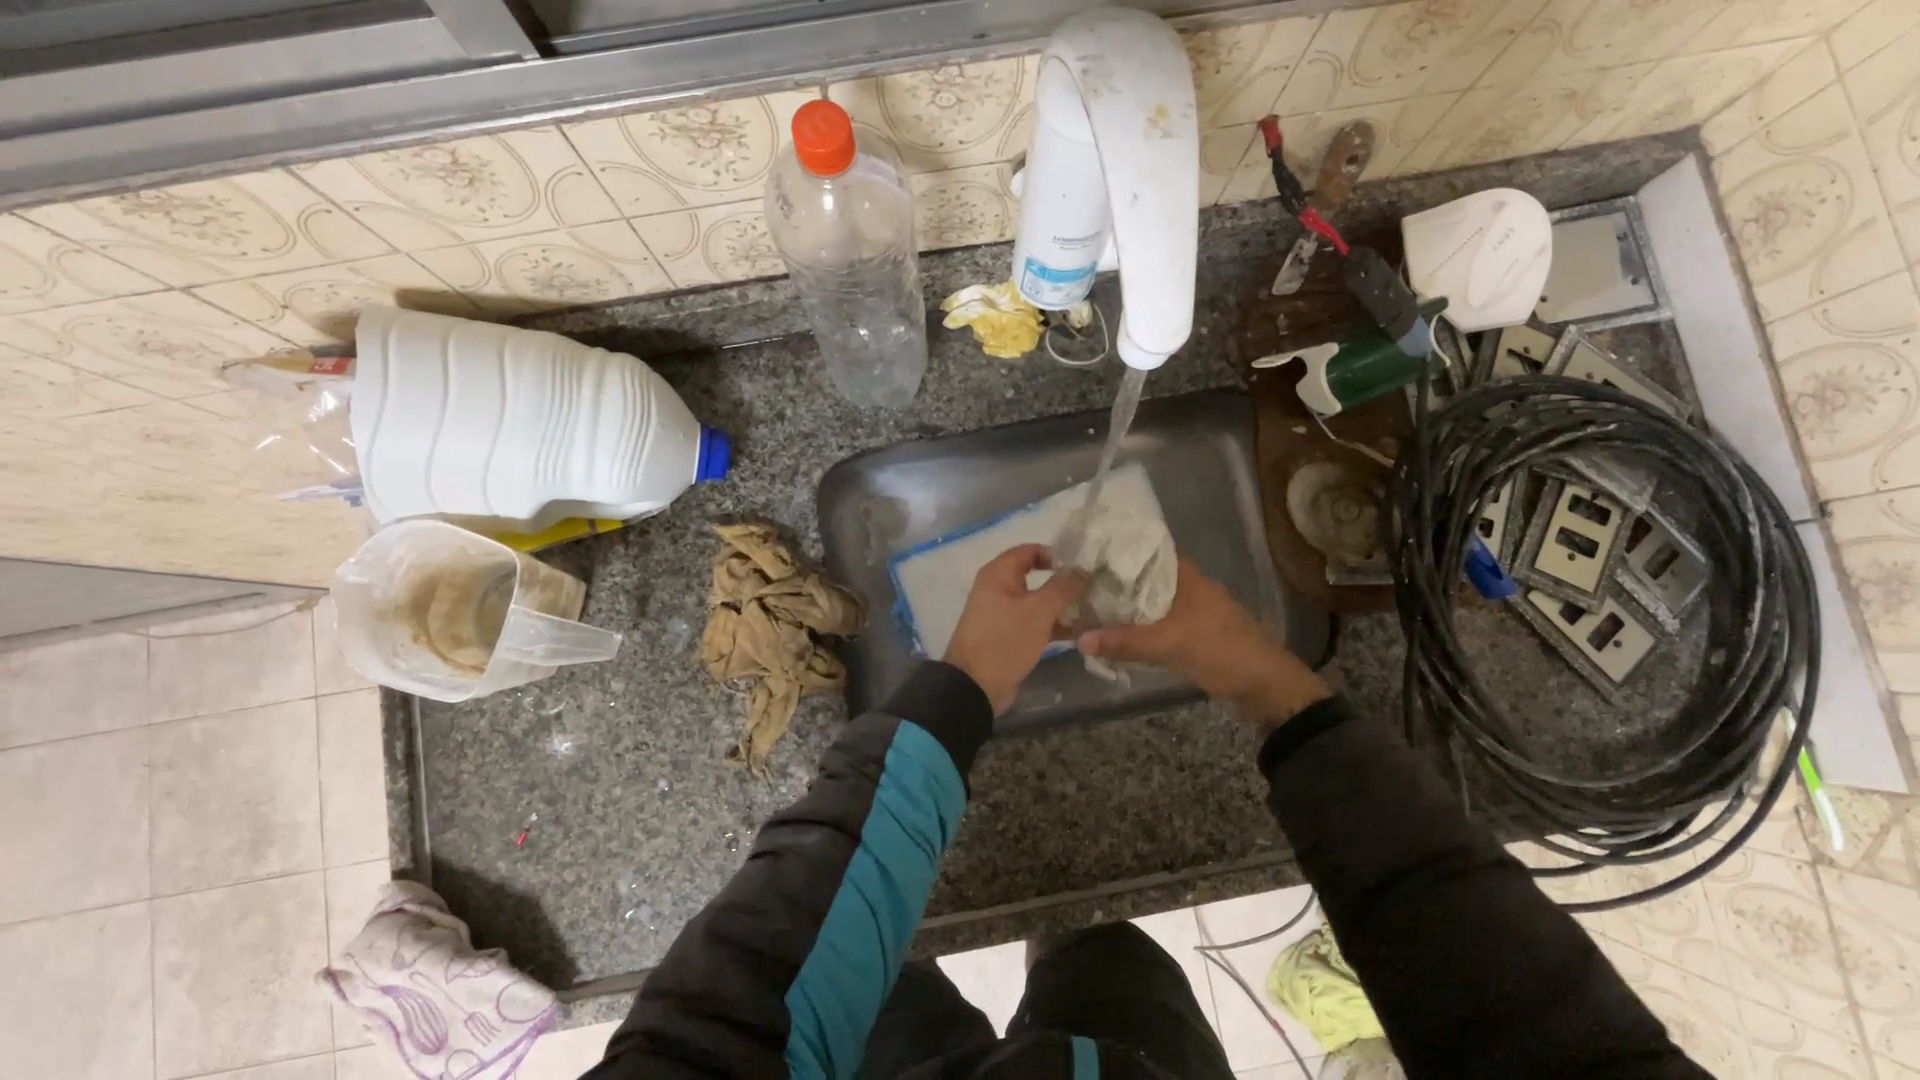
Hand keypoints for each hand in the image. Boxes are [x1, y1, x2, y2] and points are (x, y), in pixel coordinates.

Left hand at [944, 544, 1086, 714]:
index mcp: (998, 574)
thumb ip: (1062, 587)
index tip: (1084, 565)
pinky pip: (1034, 622)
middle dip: (1064, 582)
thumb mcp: (1038, 610)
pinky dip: (1053, 624)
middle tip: (1094, 587)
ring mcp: (1002, 613)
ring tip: (1094, 610)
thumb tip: (1082, 570)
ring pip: (1037, 602)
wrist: (975, 686)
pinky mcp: (1008, 635)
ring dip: (1062, 606)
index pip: (1030, 550)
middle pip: (1036, 576)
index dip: (1056, 553)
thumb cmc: (1005, 639)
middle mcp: (998, 588)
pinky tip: (1080, 632)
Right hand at [1077, 556, 1329, 730]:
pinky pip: (1162, 624)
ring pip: (1155, 603)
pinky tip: (1122, 634)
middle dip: (1119, 582)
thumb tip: (1079, 639)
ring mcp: (1196, 612)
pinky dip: (1143, 627)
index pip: (1151, 551)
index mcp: (1188, 578)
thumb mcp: (1169, 645)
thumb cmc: (1222, 651)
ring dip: (1130, 607)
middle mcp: (1192, 589)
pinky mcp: (1198, 635)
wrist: (1267, 687)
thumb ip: (1124, 642)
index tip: (1090, 553)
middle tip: (1081, 584)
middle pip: (1149, 578)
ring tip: (1093, 607)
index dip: (1122, 550)